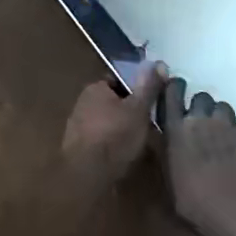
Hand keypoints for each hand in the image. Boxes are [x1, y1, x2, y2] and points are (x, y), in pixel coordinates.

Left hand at [61, 61, 166, 185]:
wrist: (87, 174)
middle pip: (110, 102)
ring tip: (136, 144)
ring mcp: (75, 126)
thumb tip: (159, 62)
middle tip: (145, 126)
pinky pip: (97, 140)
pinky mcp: (75, 148)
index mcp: (95, 88)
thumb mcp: (139, 109)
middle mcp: (81, 102)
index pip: (117, 82)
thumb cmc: (115, 136)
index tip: (148, 105)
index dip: (134, 92)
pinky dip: (108, 145)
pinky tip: (120, 157)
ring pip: (103, 122)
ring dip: (117, 130)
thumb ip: (149, 86)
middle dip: (126, 112)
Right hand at [159, 75, 235, 235]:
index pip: (172, 90)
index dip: (175, 87)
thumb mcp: (167, 173)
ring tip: (221, 138)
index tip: (177, 91)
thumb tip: (164, 137)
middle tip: (201, 126)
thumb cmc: (191, 201)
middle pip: (201, 96)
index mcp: (175, 126)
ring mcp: (226, 123)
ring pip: (223, 107)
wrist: (232, 212)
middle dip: (201, 108)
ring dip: (220, 118)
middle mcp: (200, 117)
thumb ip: (166, 148)